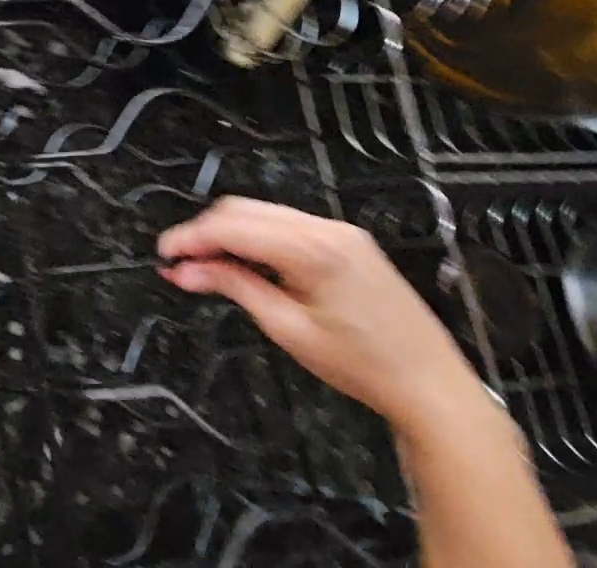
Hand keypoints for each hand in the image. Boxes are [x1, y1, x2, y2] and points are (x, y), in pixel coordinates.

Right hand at [157, 196, 484, 430]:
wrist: (435, 387)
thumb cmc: (360, 364)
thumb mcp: (286, 328)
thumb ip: (231, 286)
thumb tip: (179, 271)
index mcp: (313, 249)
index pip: (231, 226)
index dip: (189, 238)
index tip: (161, 256)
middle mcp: (326, 228)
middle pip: (242, 209)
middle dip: (204, 231)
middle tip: (179, 263)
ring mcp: (339, 231)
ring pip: (260, 212)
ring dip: (226, 232)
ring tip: (204, 264)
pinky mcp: (346, 241)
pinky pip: (284, 224)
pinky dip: (253, 236)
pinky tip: (242, 261)